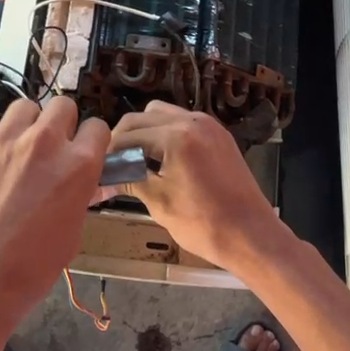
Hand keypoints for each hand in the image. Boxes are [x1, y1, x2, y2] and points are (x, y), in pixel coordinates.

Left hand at [0, 98, 110, 331]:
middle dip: (58, 125)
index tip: (80, 151)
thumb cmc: (24, 274)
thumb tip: (89, 185)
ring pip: (22, 107)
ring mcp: (1, 140)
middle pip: (62, 106)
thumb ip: (79, 199)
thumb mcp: (69, 239)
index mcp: (77, 166)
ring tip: (10, 152)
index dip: (89, 141)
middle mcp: (43, 143)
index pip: (97, 127)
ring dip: (22, 126)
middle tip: (46, 152)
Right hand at [107, 102, 287, 272]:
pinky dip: (167, 134)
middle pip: (143, 117)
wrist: (252, 235)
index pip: (129, 134)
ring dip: (146, 132)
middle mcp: (193, 120)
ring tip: (137, 161)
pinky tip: (162, 160)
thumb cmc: (204, 224)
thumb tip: (103, 175)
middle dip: (125, 138)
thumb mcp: (159, 202)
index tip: (97, 167)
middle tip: (113, 164)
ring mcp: (209, 125)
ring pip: (163, 115)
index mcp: (176, 135)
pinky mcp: (219, 135)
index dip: (109, 151)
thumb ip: (131, 178)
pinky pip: (184, 123)